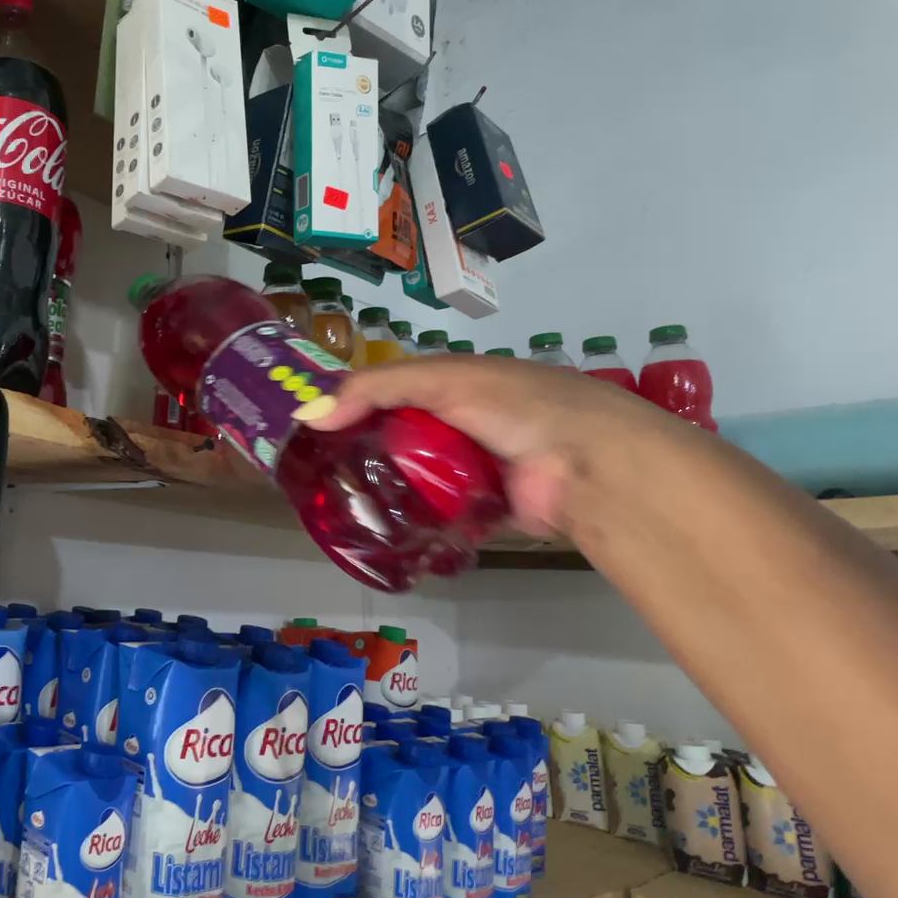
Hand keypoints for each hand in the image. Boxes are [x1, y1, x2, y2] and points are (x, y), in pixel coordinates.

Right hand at [308, 356, 684, 537]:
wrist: (592, 467)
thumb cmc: (519, 407)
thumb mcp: (442, 379)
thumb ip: (374, 389)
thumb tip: (306, 415)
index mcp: (458, 382)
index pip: (389, 387)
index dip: (349, 400)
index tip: (306, 421)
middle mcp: (461, 422)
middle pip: (393, 432)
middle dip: (354, 445)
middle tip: (305, 464)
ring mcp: (469, 467)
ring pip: (406, 472)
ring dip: (374, 481)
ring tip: (325, 494)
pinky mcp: (474, 508)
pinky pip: (427, 509)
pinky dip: (401, 512)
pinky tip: (364, 518)